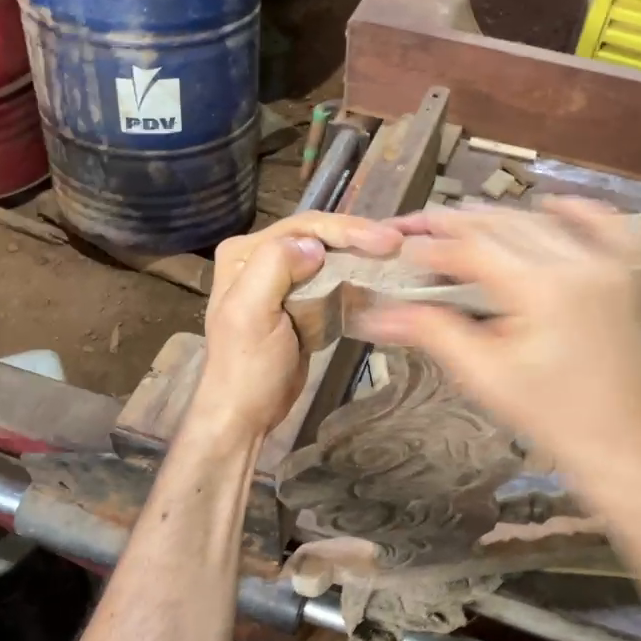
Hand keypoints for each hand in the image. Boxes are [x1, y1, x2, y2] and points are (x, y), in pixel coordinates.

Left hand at [190, 212, 401, 438]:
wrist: (245, 414)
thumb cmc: (247, 366)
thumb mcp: (251, 312)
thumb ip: (275, 267)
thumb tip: (315, 245)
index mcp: (243, 254)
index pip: (301, 227)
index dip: (345, 229)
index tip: (386, 241)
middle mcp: (259, 259)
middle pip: (316, 236)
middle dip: (357, 237)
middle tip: (397, 244)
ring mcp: (280, 282)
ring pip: (327, 256)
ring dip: (359, 254)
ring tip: (395, 255)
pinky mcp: (299, 304)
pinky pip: (330, 281)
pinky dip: (354, 277)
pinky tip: (378, 276)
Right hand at [361, 199, 640, 481]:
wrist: (623, 443)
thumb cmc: (552, 417)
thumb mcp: (485, 377)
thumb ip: (433, 333)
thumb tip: (377, 316)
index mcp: (540, 289)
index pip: (472, 248)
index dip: (432, 245)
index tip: (401, 246)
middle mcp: (576, 263)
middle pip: (503, 224)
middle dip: (457, 224)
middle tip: (419, 227)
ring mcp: (606, 266)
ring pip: (541, 222)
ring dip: (499, 218)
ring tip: (460, 223)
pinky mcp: (626, 276)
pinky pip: (603, 226)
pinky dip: (573, 212)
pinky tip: (549, 206)